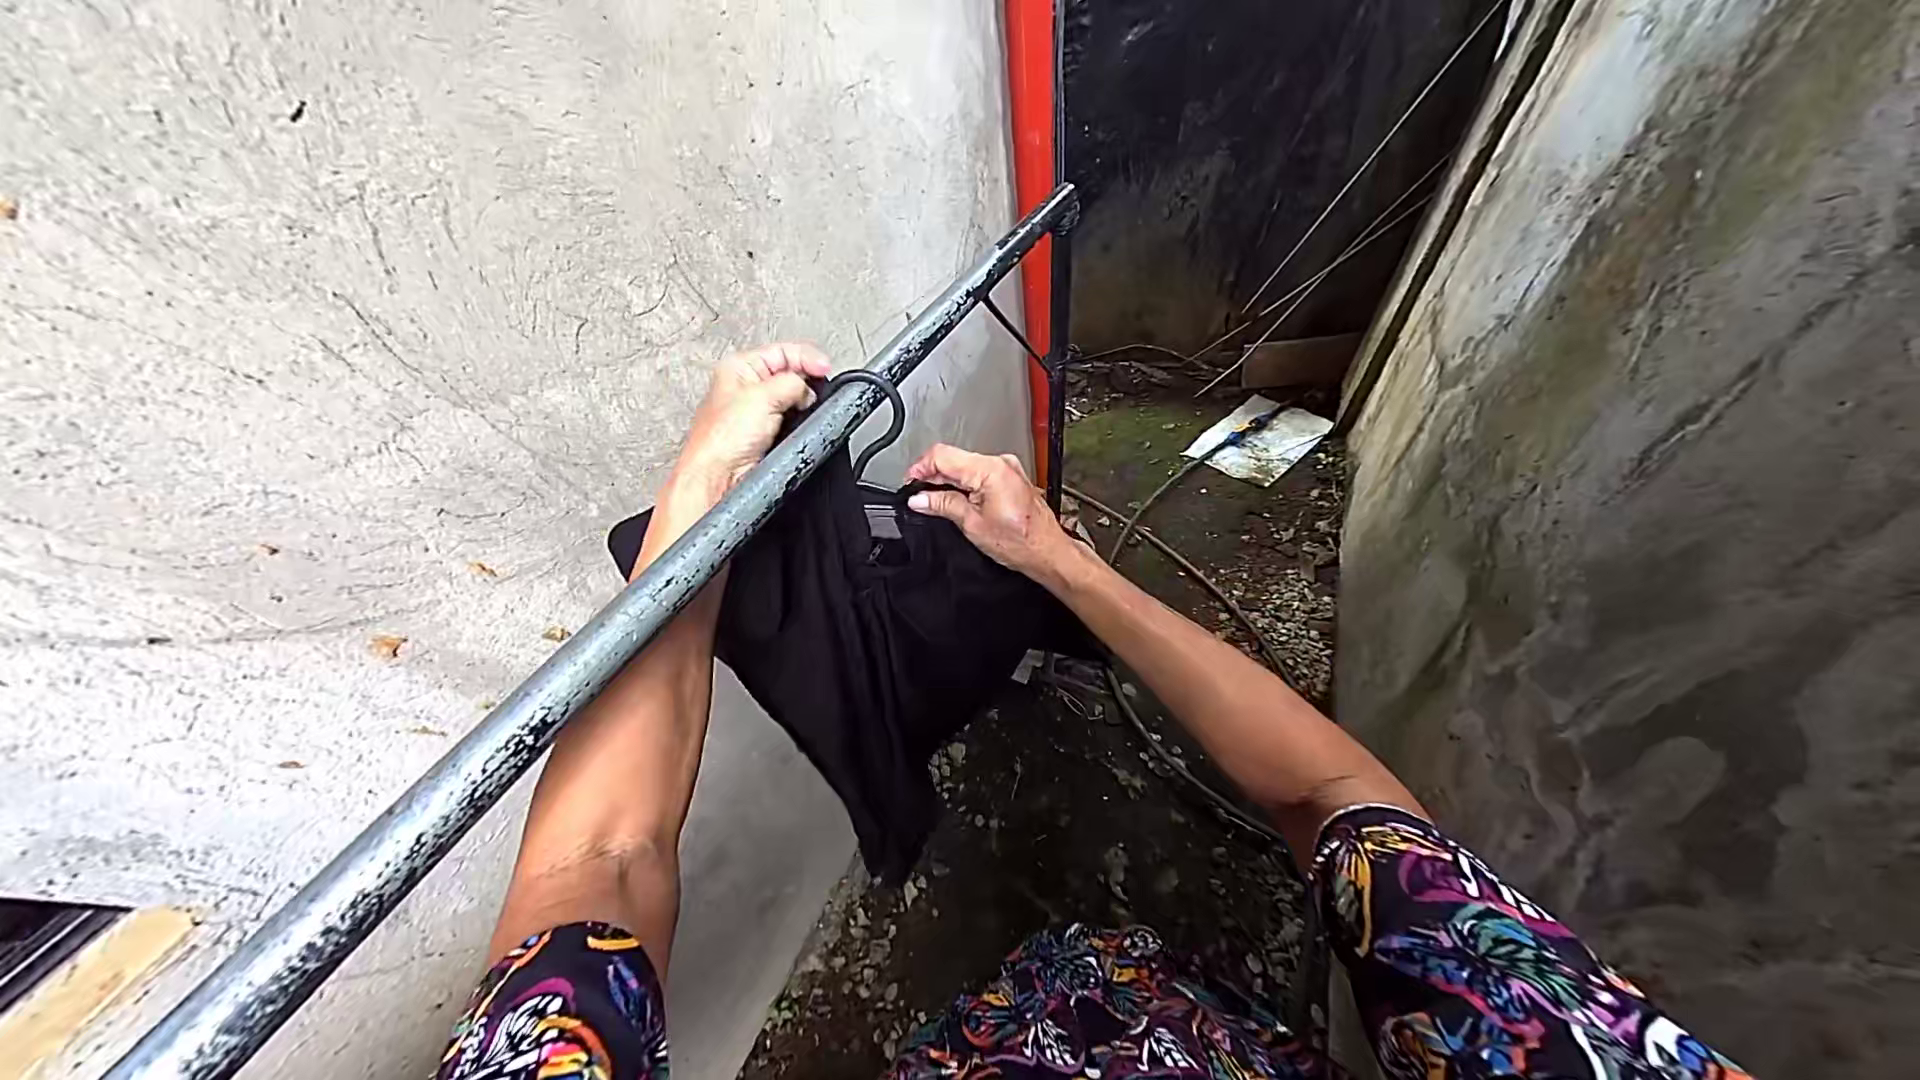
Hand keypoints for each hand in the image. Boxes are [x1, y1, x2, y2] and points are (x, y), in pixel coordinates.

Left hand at [670, 342, 833, 497]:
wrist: (719, 477)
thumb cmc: (722, 439)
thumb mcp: (763, 396)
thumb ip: (792, 383)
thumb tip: (808, 389)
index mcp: (739, 368)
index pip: (783, 351)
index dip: (807, 357)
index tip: (824, 368)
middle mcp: (747, 388)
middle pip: (790, 374)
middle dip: (806, 382)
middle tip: (816, 391)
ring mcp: (757, 412)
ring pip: (793, 399)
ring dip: (803, 405)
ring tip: (804, 411)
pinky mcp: (766, 433)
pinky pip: (792, 421)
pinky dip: (800, 423)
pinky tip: (797, 427)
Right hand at [904, 444, 1081, 581]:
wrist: (1047, 552)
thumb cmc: (1021, 542)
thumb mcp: (972, 524)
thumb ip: (942, 504)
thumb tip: (919, 498)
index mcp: (990, 470)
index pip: (942, 455)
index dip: (920, 468)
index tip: (909, 483)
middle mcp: (1001, 463)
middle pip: (954, 457)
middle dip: (932, 474)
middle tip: (917, 494)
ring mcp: (1007, 468)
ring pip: (965, 464)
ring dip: (948, 479)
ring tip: (935, 499)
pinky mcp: (1010, 477)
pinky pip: (979, 472)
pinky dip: (964, 482)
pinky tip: (957, 498)